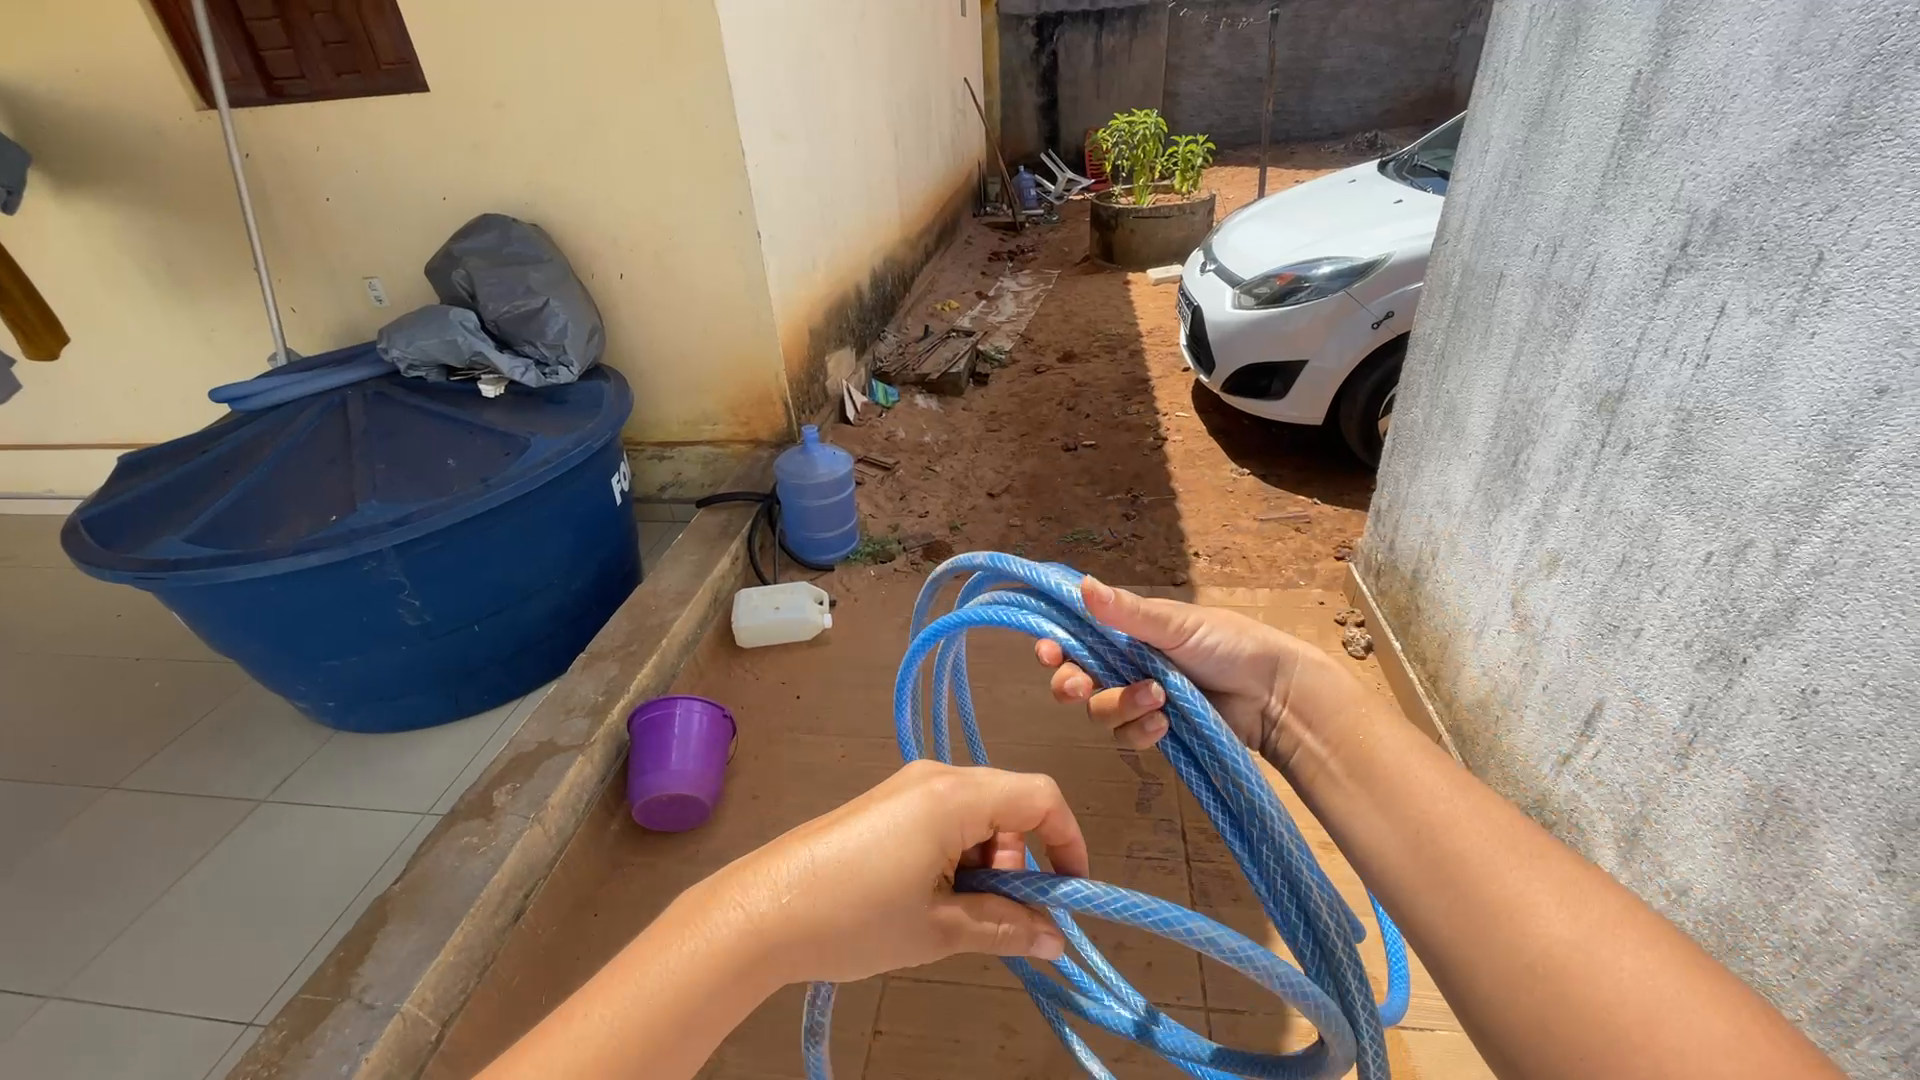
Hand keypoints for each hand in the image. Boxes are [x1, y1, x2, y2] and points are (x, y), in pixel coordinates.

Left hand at [708, 760, 1085, 985]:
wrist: (764, 910)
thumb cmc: (857, 916)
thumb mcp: (938, 928)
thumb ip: (1005, 927)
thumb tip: (1057, 939)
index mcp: (955, 794)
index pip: (1039, 796)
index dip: (1067, 840)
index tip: (1069, 893)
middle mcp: (936, 776)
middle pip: (1009, 803)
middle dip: (1020, 860)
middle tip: (999, 915)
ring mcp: (908, 786)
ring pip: (977, 814)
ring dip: (987, 862)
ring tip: (956, 914)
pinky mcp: (888, 804)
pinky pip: (945, 818)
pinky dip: (957, 855)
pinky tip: (929, 896)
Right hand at [1035, 576, 1357, 766]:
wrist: (1273, 693)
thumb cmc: (1226, 643)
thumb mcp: (1174, 624)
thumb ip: (1126, 612)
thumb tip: (1081, 584)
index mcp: (1126, 632)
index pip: (1075, 638)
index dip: (1054, 647)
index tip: (1045, 652)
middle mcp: (1125, 665)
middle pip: (1076, 681)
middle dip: (1071, 685)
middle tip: (1078, 686)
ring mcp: (1140, 699)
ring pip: (1101, 711)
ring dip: (1121, 705)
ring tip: (1158, 699)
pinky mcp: (1157, 730)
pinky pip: (1128, 737)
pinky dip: (1141, 731)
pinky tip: (1165, 724)